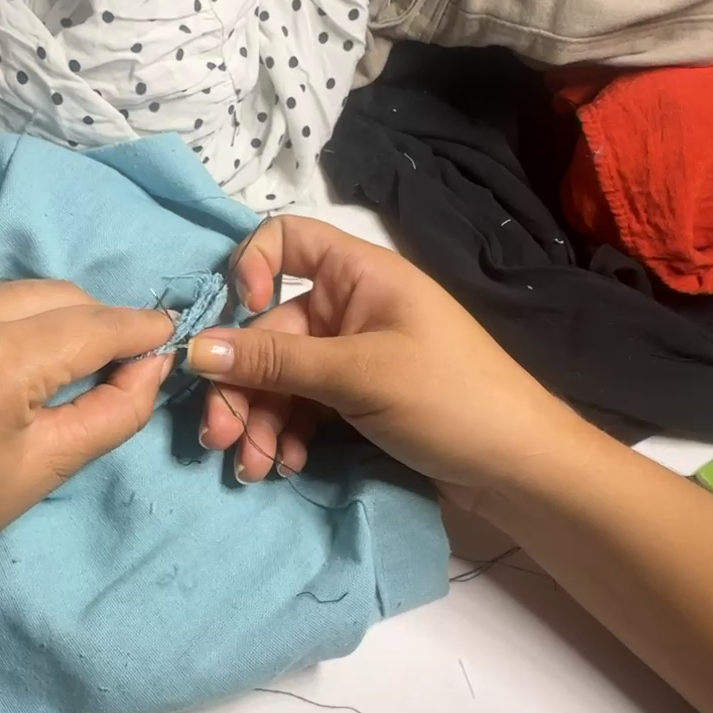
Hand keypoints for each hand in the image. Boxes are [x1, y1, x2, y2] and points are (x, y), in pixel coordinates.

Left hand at [0, 280, 174, 598]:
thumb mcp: (51, 466)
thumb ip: (117, 409)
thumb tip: (156, 362)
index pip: (90, 327)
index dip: (138, 329)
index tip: (172, 333)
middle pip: (62, 295)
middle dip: (101, 323)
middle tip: (124, 360)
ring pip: (28, 290)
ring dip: (63, 317)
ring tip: (76, 360)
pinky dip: (22, 316)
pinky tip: (28, 352)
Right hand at [189, 216, 594, 507]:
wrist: (519, 472)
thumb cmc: (450, 398)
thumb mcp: (357, 375)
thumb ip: (274, 362)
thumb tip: (194, 350)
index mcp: (356, 276)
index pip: (286, 240)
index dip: (250, 267)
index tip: (239, 314)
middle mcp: (345, 309)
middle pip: (267, 331)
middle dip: (240, 385)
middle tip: (220, 437)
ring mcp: (346, 357)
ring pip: (277, 377)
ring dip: (258, 420)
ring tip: (253, 467)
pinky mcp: (349, 399)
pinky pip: (298, 407)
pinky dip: (284, 435)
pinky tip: (284, 465)